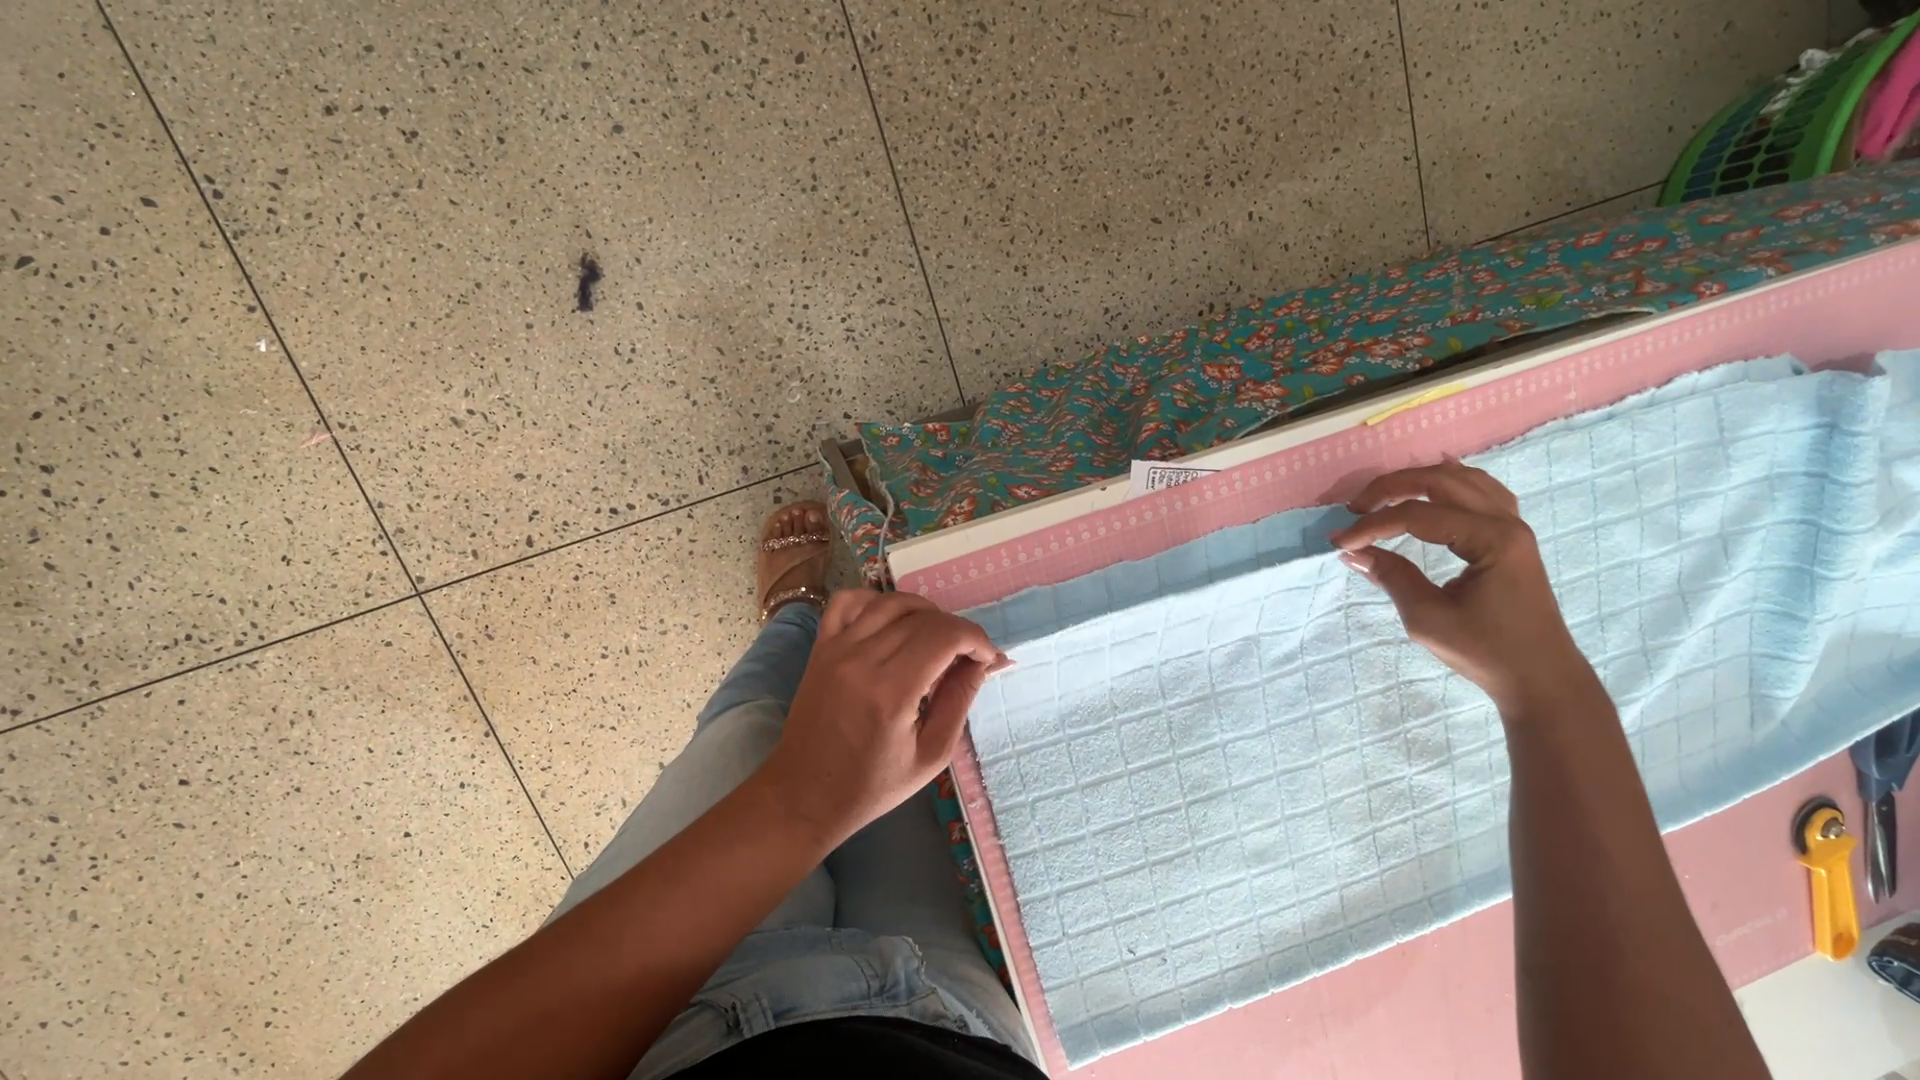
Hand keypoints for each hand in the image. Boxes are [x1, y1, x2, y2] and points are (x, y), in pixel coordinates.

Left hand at [758, 590, 1004, 843]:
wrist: (805, 795)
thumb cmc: (872, 786)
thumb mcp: (931, 755)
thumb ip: (959, 701)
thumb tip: (982, 662)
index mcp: (891, 692)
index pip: (945, 635)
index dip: (976, 639)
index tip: (988, 658)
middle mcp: (861, 660)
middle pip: (923, 617)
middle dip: (956, 630)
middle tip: (967, 657)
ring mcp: (836, 649)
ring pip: (890, 602)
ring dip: (924, 612)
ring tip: (936, 639)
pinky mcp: (820, 649)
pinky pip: (847, 603)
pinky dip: (875, 601)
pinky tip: (891, 622)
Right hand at [1329, 461, 1603, 718]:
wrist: (1539, 675)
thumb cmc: (1485, 651)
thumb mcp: (1427, 618)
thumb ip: (1391, 577)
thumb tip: (1353, 552)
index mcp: (1492, 540)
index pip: (1418, 516)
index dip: (1374, 525)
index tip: (1341, 542)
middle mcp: (1507, 522)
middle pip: (1441, 481)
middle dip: (1391, 488)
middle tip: (1355, 509)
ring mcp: (1515, 525)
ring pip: (1463, 479)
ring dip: (1418, 480)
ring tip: (1383, 498)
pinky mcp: (1513, 535)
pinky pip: (1481, 491)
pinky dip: (1450, 483)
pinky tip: (1433, 482)